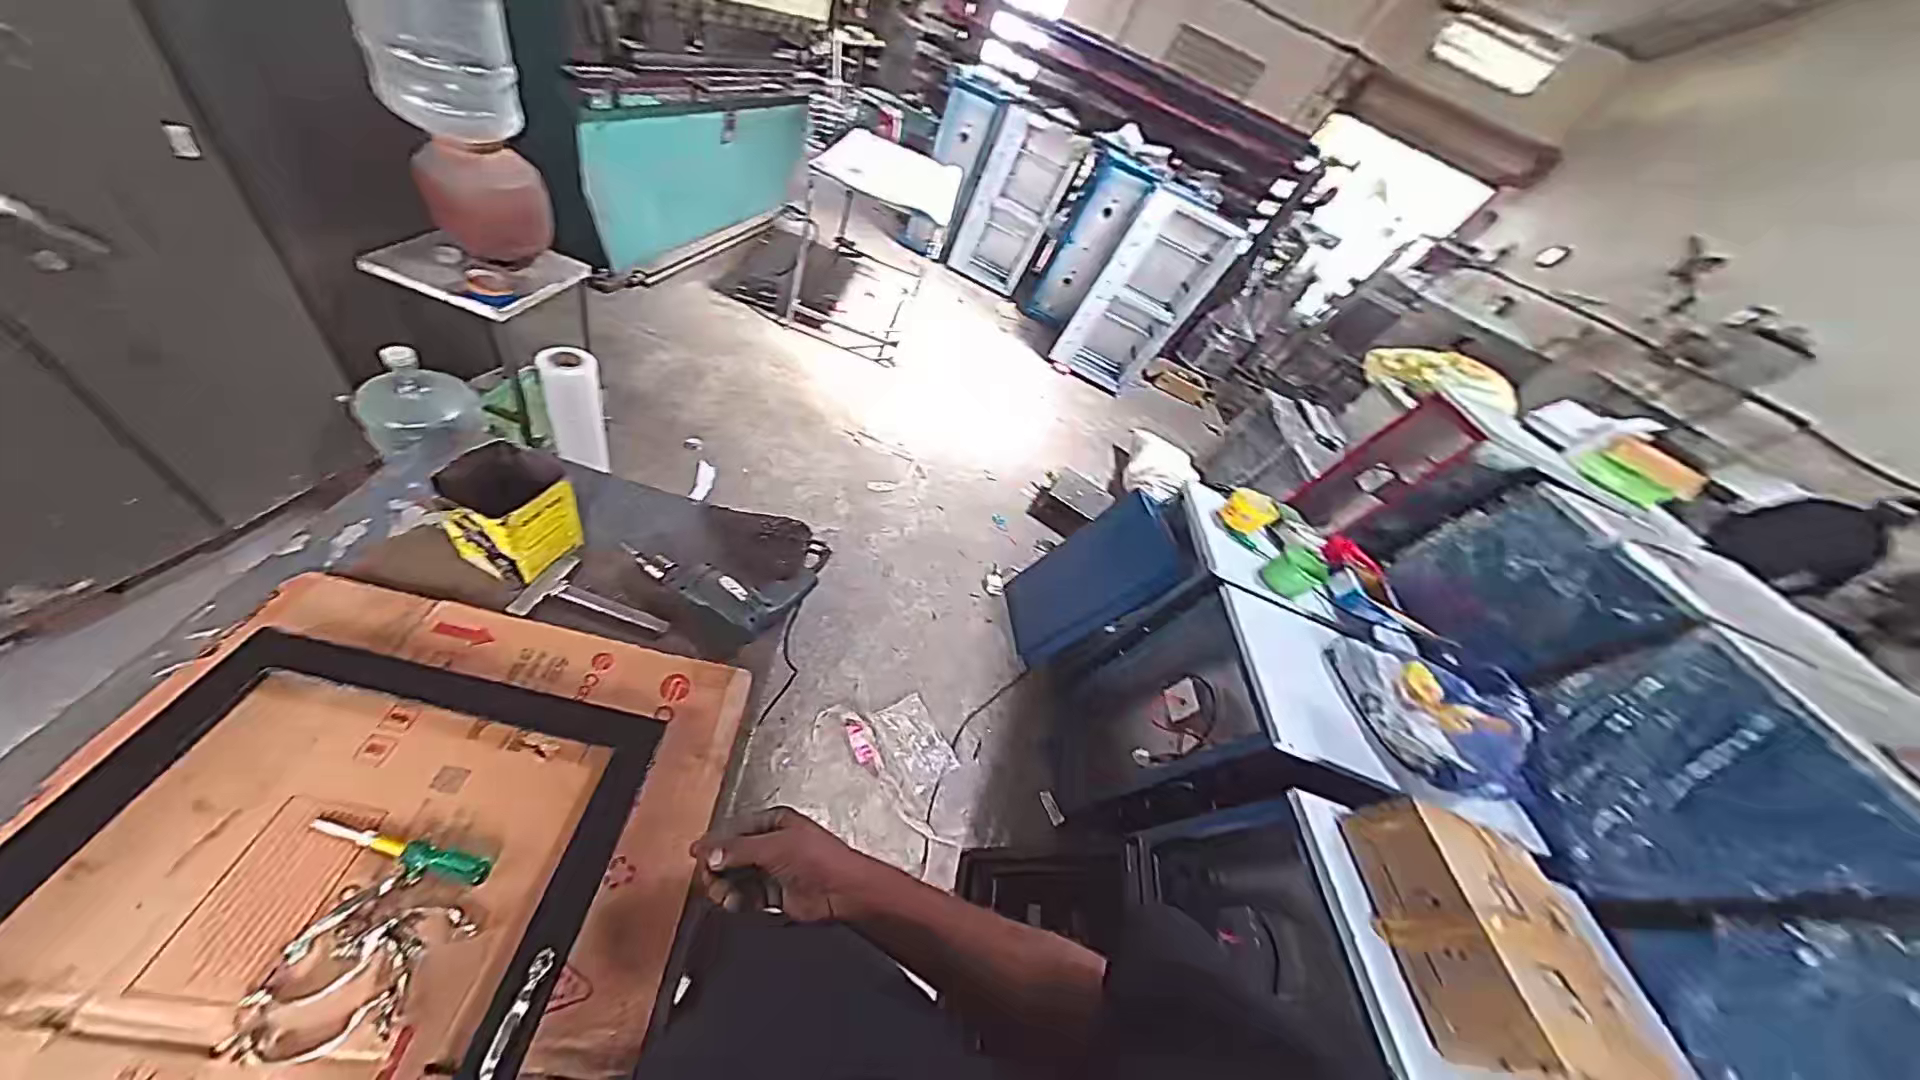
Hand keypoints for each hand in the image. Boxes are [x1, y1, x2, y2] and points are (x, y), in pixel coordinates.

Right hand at [690, 807, 892, 921]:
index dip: (716, 841)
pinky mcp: (774, 894)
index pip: (737, 829)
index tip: (695, 853)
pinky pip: (746, 896)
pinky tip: (735, 904)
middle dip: (719, 867)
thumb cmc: (816, 858)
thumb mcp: (774, 847)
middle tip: (709, 879)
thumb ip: (739, 850)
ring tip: (723, 894)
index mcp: (776, 822)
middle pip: (733, 855)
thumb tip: (710, 852)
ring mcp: (773, 869)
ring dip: (725, 887)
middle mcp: (773, 843)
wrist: (839, 891)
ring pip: (737, 877)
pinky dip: (737, 900)